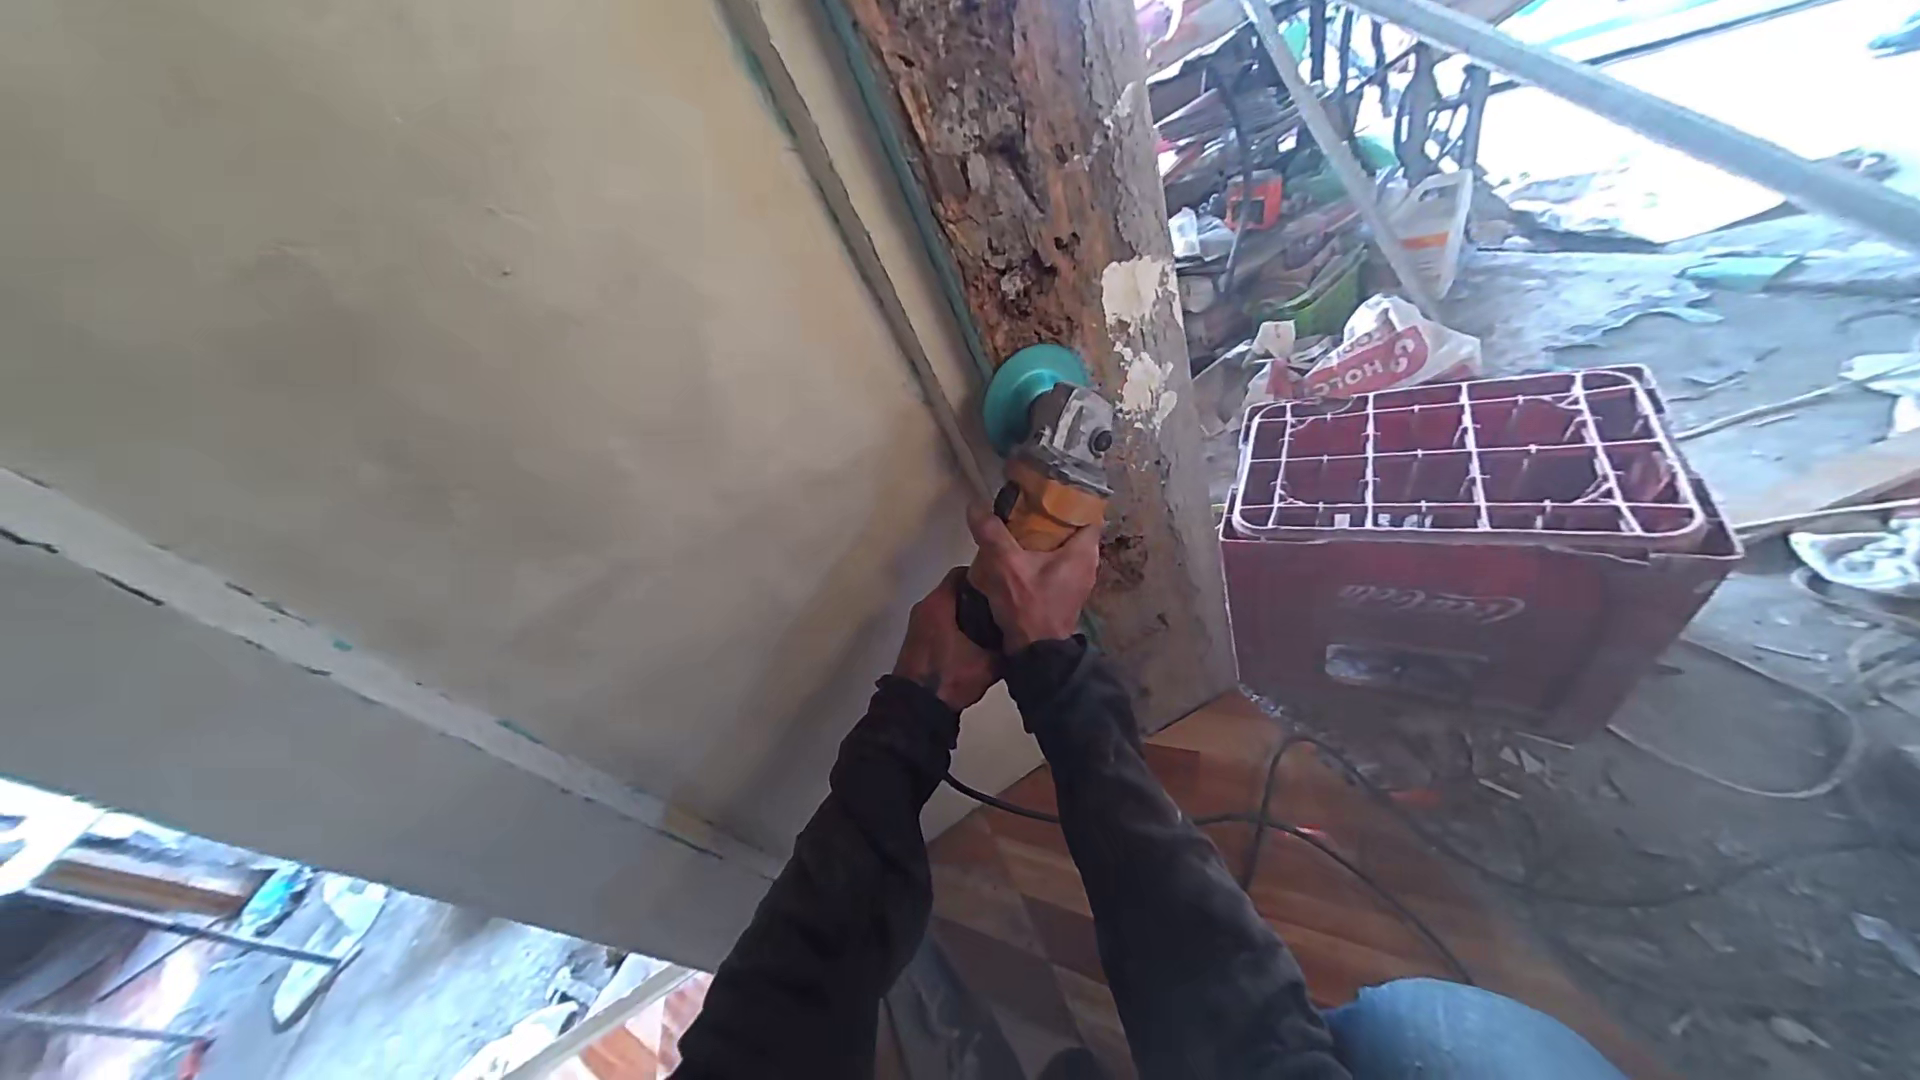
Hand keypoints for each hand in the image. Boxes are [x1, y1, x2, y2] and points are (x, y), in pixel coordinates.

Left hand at [893, 567, 1000, 710]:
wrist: (917, 709)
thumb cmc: (949, 678)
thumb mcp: (988, 664)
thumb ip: (1006, 647)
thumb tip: (1022, 637)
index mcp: (938, 603)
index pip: (961, 573)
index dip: (983, 576)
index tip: (1001, 586)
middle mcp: (924, 608)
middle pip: (954, 591)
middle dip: (978, 597)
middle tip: (1002, 606)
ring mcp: (918, 625)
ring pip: (947, 609)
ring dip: (966, 615)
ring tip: (993, 625)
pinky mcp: (917, 642)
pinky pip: (940, 624)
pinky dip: (956, 627)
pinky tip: (975, 643)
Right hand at [965, 503, 1101, 651]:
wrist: (1036, 654)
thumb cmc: (1029, 607)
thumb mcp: (1006, 566)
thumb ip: (992, 534)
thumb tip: (976, 507)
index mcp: (1083, 551)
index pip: (1085, 511)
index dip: (1067, 497)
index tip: (1044, 488)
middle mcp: (1086, 563)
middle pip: (1071, 528)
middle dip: (1048, 515)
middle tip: (1023, 505)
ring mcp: (1077, 580)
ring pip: (1061, 547)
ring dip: (1041, 537)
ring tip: (1016, 526)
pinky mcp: (1064, 593)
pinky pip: (1054, 563)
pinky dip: (1039, 555)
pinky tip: (1017, 553)